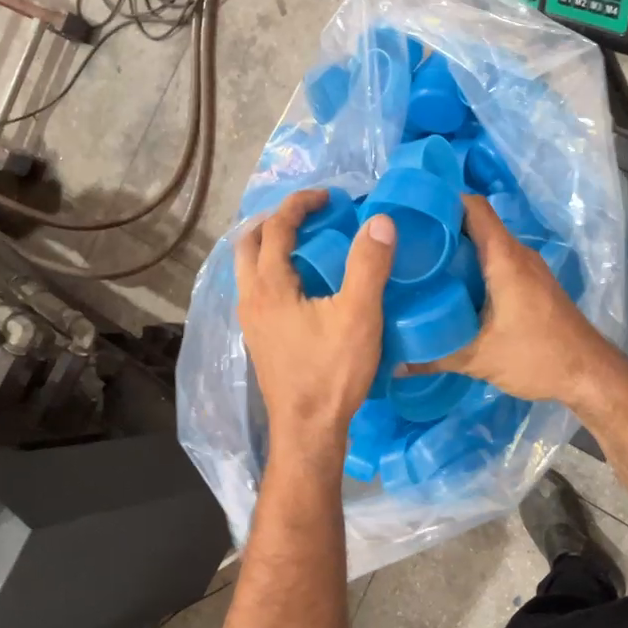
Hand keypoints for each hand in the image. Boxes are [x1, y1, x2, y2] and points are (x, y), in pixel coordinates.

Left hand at [236, 189, 397, 456]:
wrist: (307, 431)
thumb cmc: (332, 372)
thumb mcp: (359, 315)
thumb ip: (369, 265)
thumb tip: (379, 220)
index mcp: (270, 287)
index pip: (276, 228)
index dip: (300, 204)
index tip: (329, 197)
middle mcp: (251, 299)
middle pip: (248, 244)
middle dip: (275, 220)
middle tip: (309, 214)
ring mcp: (251, 322)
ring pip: (248, 268)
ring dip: (269, 245)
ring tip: (304, 243)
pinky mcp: (259, 340)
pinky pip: (256, 288)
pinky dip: (272, 270)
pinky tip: (301, 285)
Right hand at [416, 195, 627, 410]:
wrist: (590, 374)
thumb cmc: (538, 356)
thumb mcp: (479, 359)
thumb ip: (434, 357)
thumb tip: (393, 362)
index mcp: (504, 257)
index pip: (472, 207)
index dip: (440, 201)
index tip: (410, 211)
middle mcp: (517, 254)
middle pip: (475, 225)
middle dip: (440, 231)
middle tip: (404, 245)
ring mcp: (528, 268)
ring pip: (486, 246)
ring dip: (457, 253)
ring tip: (421, 268)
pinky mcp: (533, 285)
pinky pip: (497, 263)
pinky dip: (473, 270)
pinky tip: (451, 291)